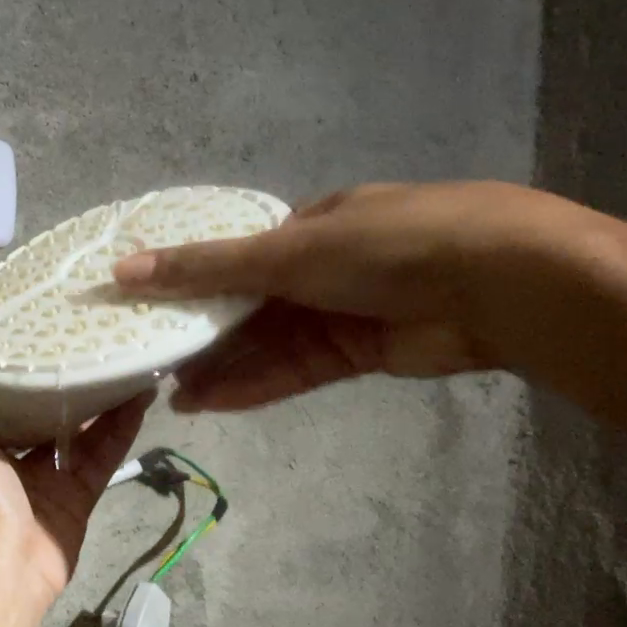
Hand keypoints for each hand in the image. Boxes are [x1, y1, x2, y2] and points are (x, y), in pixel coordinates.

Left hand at [0, 357, 151, 603]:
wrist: (9, 563)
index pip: (3, 404)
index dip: (20, 376)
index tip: (40, 339)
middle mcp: (17, 463)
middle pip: (47, 418)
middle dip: (67, 387)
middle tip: (92, 345)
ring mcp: (51, 482)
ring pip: (82, 435)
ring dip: (102, 403)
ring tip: (125, 361)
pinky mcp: (81, 498)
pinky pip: (103, 458)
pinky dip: (121, 431)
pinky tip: (140, 398)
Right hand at [112, 181, 600, 411]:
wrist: (504, 287)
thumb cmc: (391, 247)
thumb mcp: (289, 251)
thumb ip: (205, 268)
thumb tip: (123, 269)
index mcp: (314, 224)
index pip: (238, 256)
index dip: (190, 282)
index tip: (147, 308)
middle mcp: (324, 267)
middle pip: (247, 306)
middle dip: (201, 335)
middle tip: (151, 362)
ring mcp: (341, 312)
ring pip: (267, 344)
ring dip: (221, 368)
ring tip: (171, 395)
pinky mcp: (356, 354)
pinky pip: (293, 371)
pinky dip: (254, 386)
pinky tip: (211, 402)